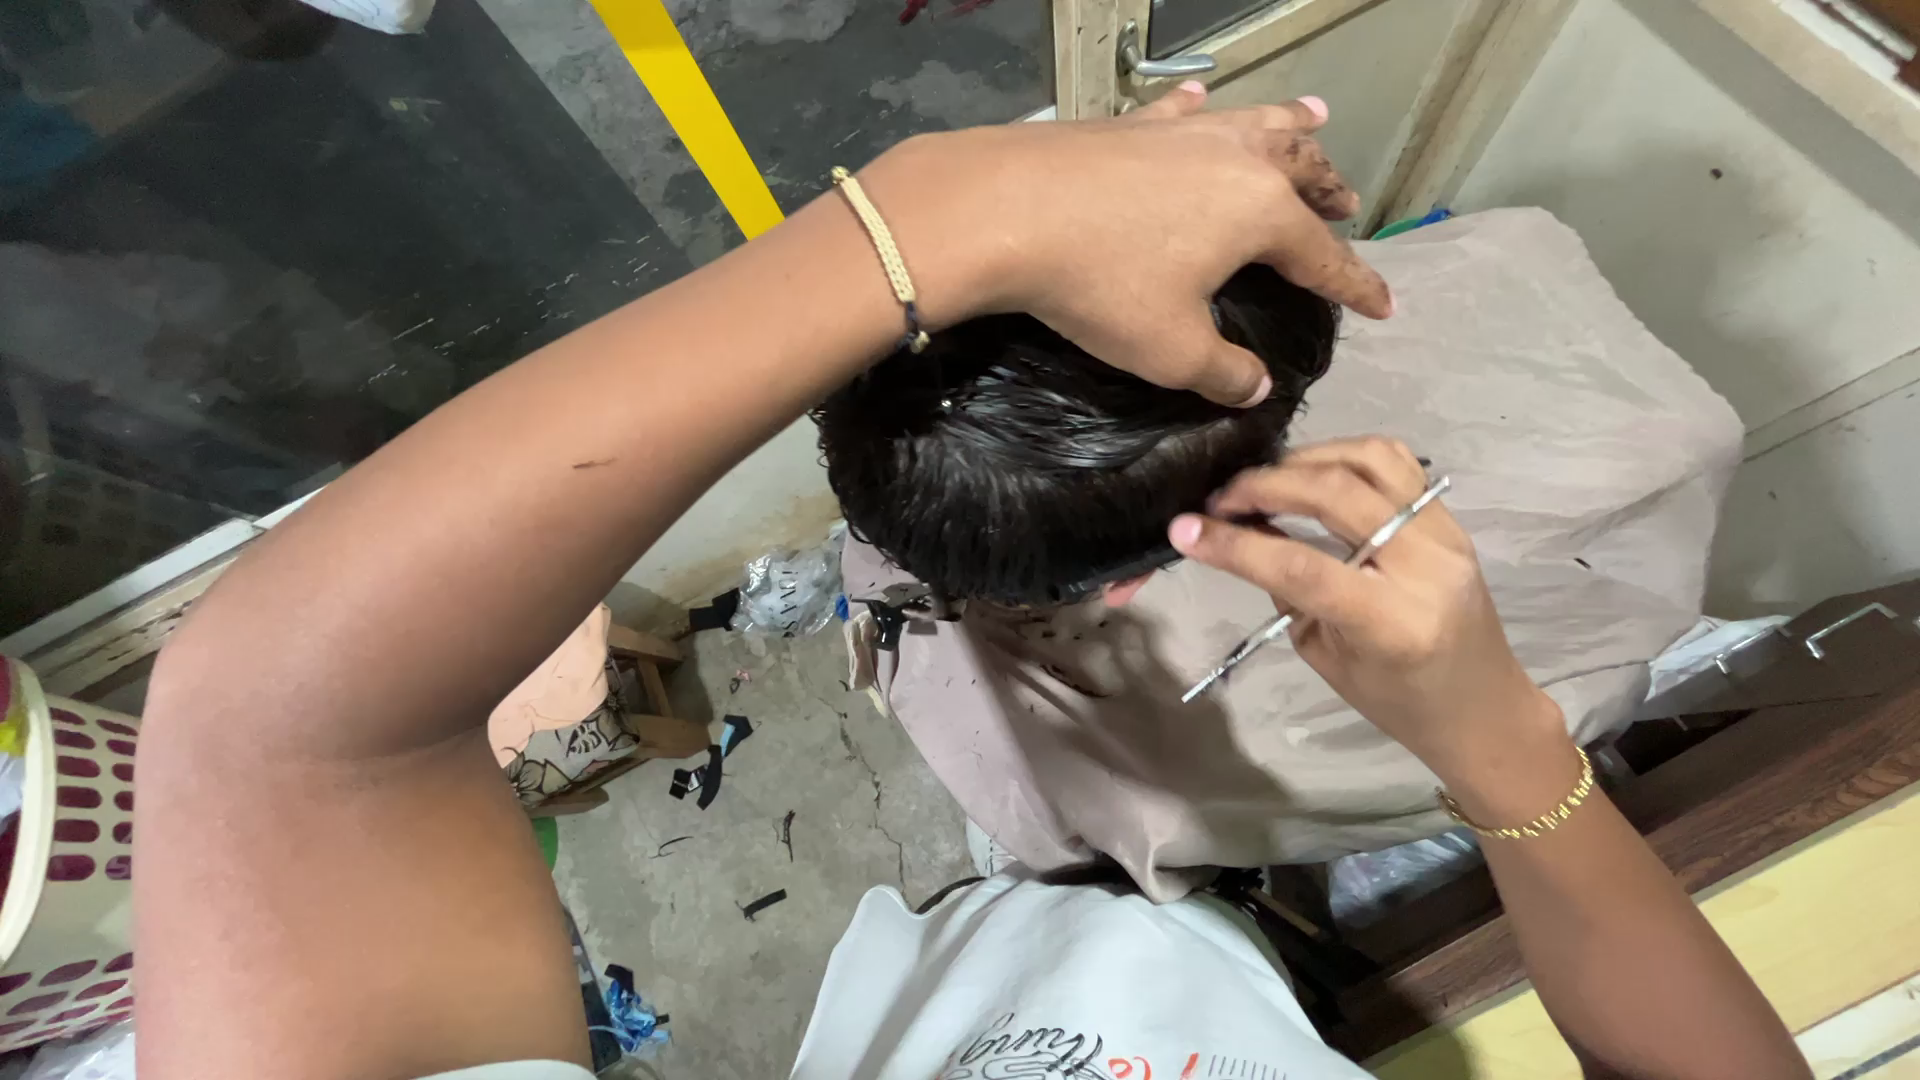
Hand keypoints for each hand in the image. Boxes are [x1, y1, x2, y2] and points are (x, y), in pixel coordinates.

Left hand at [857, 83, 1392, 406]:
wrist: (1011, 213)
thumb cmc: (1103, 286)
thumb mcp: (1171, 350)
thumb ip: (1224, 372)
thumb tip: (1259, 388)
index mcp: (1260, 214)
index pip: (1326, 256)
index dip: (1357, 285)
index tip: (1386, 304)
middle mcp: (1236, 159)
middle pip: (1303, 170)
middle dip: (1331, 190)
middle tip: (1349, 202)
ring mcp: (1184, 133)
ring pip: (1256, 123)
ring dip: (1291, 129)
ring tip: (1317, 122)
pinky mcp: (1131, 124)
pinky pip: (1182, 112)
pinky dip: (1201, 109)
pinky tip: (1200, 99)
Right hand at [1166, 438, 1574, 801]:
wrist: (1482, 707)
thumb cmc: (1394, 699)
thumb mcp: (1322, 651)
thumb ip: (1286, 586)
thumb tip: (1243, 531)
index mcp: (1390, 622)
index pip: (1299, 567)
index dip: (1234, 544)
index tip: (1182, 528)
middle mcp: (1427, 567)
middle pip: (1335, 494)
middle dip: (1264, 485)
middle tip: (1220, 499)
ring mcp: (1446, 533)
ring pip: (1370, 459)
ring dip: (1304, 460)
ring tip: (1265, 481)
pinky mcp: (1450, 517)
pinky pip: (1394, 463)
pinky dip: (1341, 456)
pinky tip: (1310, 474)